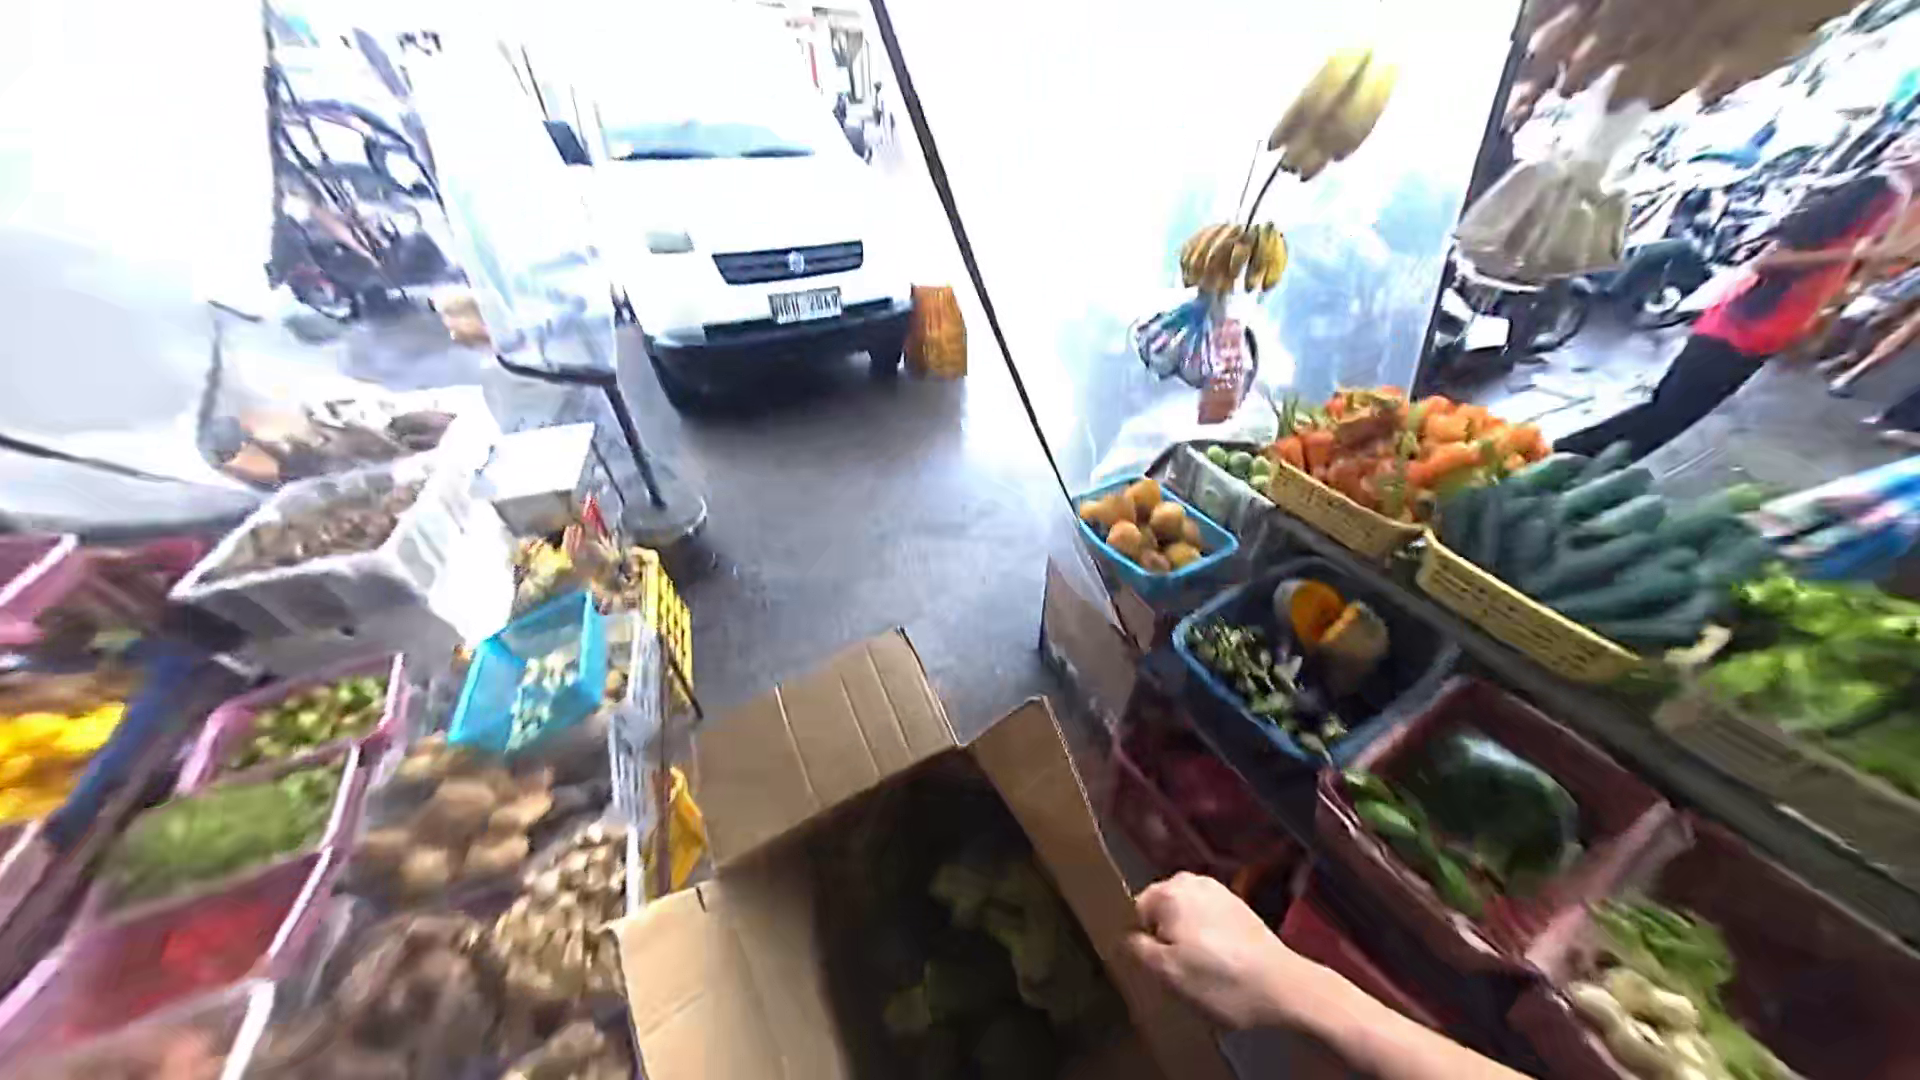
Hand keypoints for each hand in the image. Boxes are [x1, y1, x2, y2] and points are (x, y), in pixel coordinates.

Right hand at [1126, 872, 1336, 1030]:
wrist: (1286, 987)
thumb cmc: (1222, 981)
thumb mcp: (1169, 975)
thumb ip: (1137, 950)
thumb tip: (1124, 936)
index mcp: (1168, 891)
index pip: (1136, 911)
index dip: (1146, 940)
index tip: (1164, 964)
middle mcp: (1188, 879)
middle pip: (1161, 908)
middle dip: (1167, 934)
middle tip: (1185, 968)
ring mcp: (1215, 888)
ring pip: (1184, 912)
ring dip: (1188, 934)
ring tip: (1207, 966)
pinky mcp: (1236, 901)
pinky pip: (1207, 914)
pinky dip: (1209, 933)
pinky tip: (1224, 959)